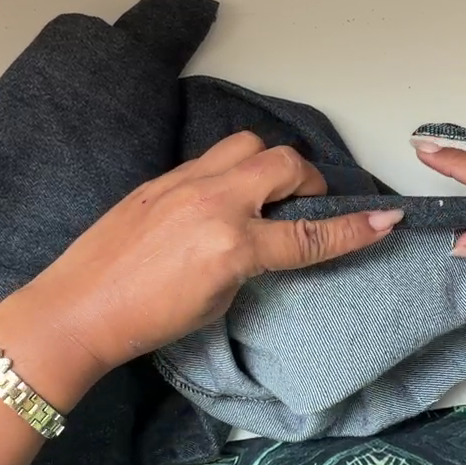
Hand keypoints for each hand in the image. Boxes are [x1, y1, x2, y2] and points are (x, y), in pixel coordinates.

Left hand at [0, 132, 402, 385]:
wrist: (78, 307)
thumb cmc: (146, 320)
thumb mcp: (218, 302)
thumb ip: (251, 261)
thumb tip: (265, 237)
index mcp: (232, 245)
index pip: (308, 236)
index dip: (353, 231)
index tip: (386, 221)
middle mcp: (213, 202)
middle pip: (285, 164)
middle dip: (308, 183)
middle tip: (303, 208)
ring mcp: (184, 183)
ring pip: (248, 144)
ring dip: (269, 165)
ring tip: (263, 195)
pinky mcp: (162, 178)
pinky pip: (213, 159)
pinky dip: (232, 171)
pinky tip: (221, 200)